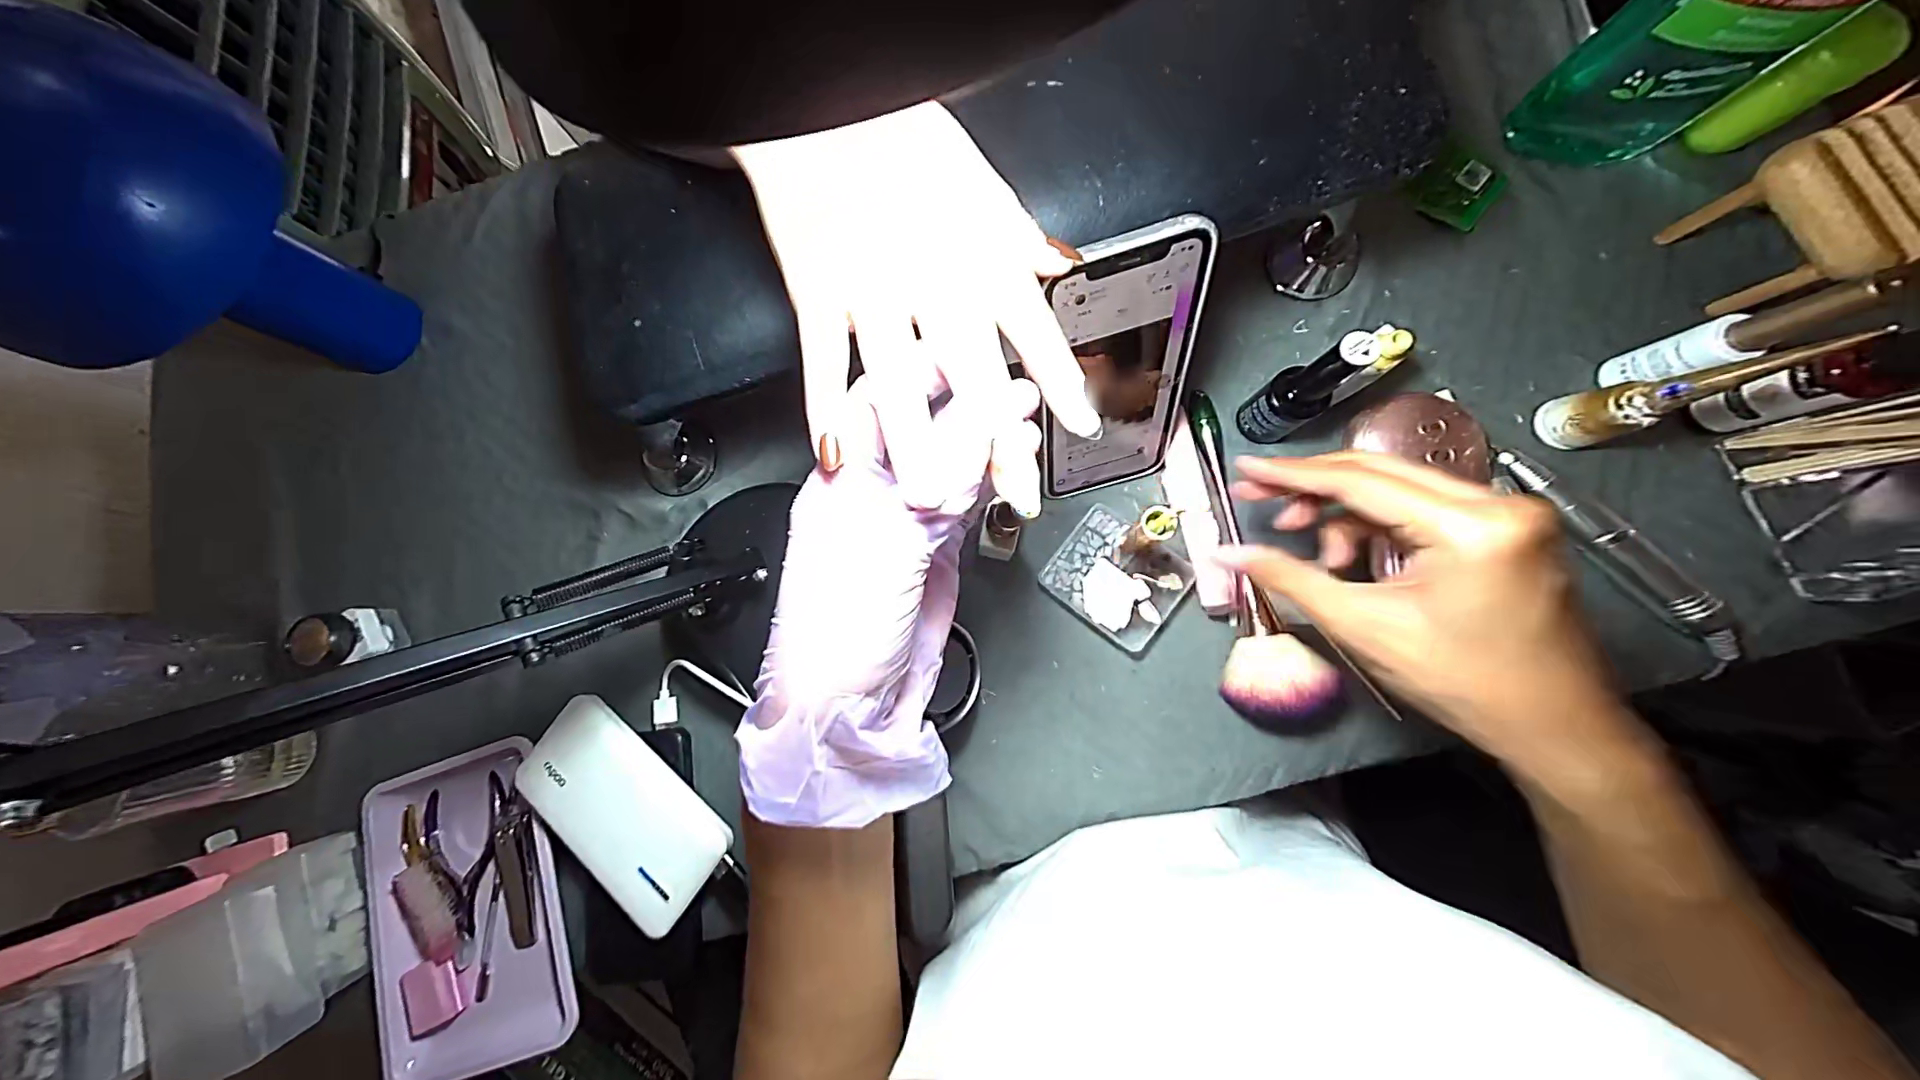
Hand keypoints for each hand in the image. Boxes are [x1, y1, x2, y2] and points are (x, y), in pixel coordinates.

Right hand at [731, 101, 1098, 516]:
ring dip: (912, 445)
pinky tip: (837, 452)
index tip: (1081, 427)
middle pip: (971, 374)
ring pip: (896, 380)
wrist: (826, 104)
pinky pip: (822, 362)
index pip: (1035, 333)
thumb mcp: (985, 187)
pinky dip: (825, 411)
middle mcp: (933, 279)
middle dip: (991, 440)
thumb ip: (1022, 240)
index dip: (1062, 385)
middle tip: (1008, 492)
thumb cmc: (907, 145)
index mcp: (982, 255)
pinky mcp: (817, 291)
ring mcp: (872, 289)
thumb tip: (1060, 270)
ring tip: (925, 492)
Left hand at [736, 372, 1038, 827]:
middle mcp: (873, 490)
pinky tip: (1012, 467)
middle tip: (1015, 394)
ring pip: (954, 459)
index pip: (881, 404)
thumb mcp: (884, 547)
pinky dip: (995, 480)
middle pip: (924, 427)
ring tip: (1023, 428)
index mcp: (840, 479)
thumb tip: (981, 425)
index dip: (924, 377)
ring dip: (990, 441)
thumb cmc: (834, 635)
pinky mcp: (936, 547)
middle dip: (969, 403)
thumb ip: (936, 484)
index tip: (969, 361)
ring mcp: (908, 517)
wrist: (850, 705)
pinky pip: (970, 499)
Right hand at [1215, 452, 1638, 782]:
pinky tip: (1355, 561)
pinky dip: (1378, 531)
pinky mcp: (1503, 530)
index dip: (1293, 475)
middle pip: (1379, 474)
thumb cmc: (1460, 681)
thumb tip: (1229, 552)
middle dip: (1314, 489)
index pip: (1361, 481)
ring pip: (1397, 493)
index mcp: (1470, 526)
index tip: (1247, 470)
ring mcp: (1507, 514)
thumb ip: (1290, 578)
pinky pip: (1420, 513)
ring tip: (1320, 559)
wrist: (1551, 725)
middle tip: (1261, 503)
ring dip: (1346, 518)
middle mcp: (1498, 503)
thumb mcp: (1361, 626)